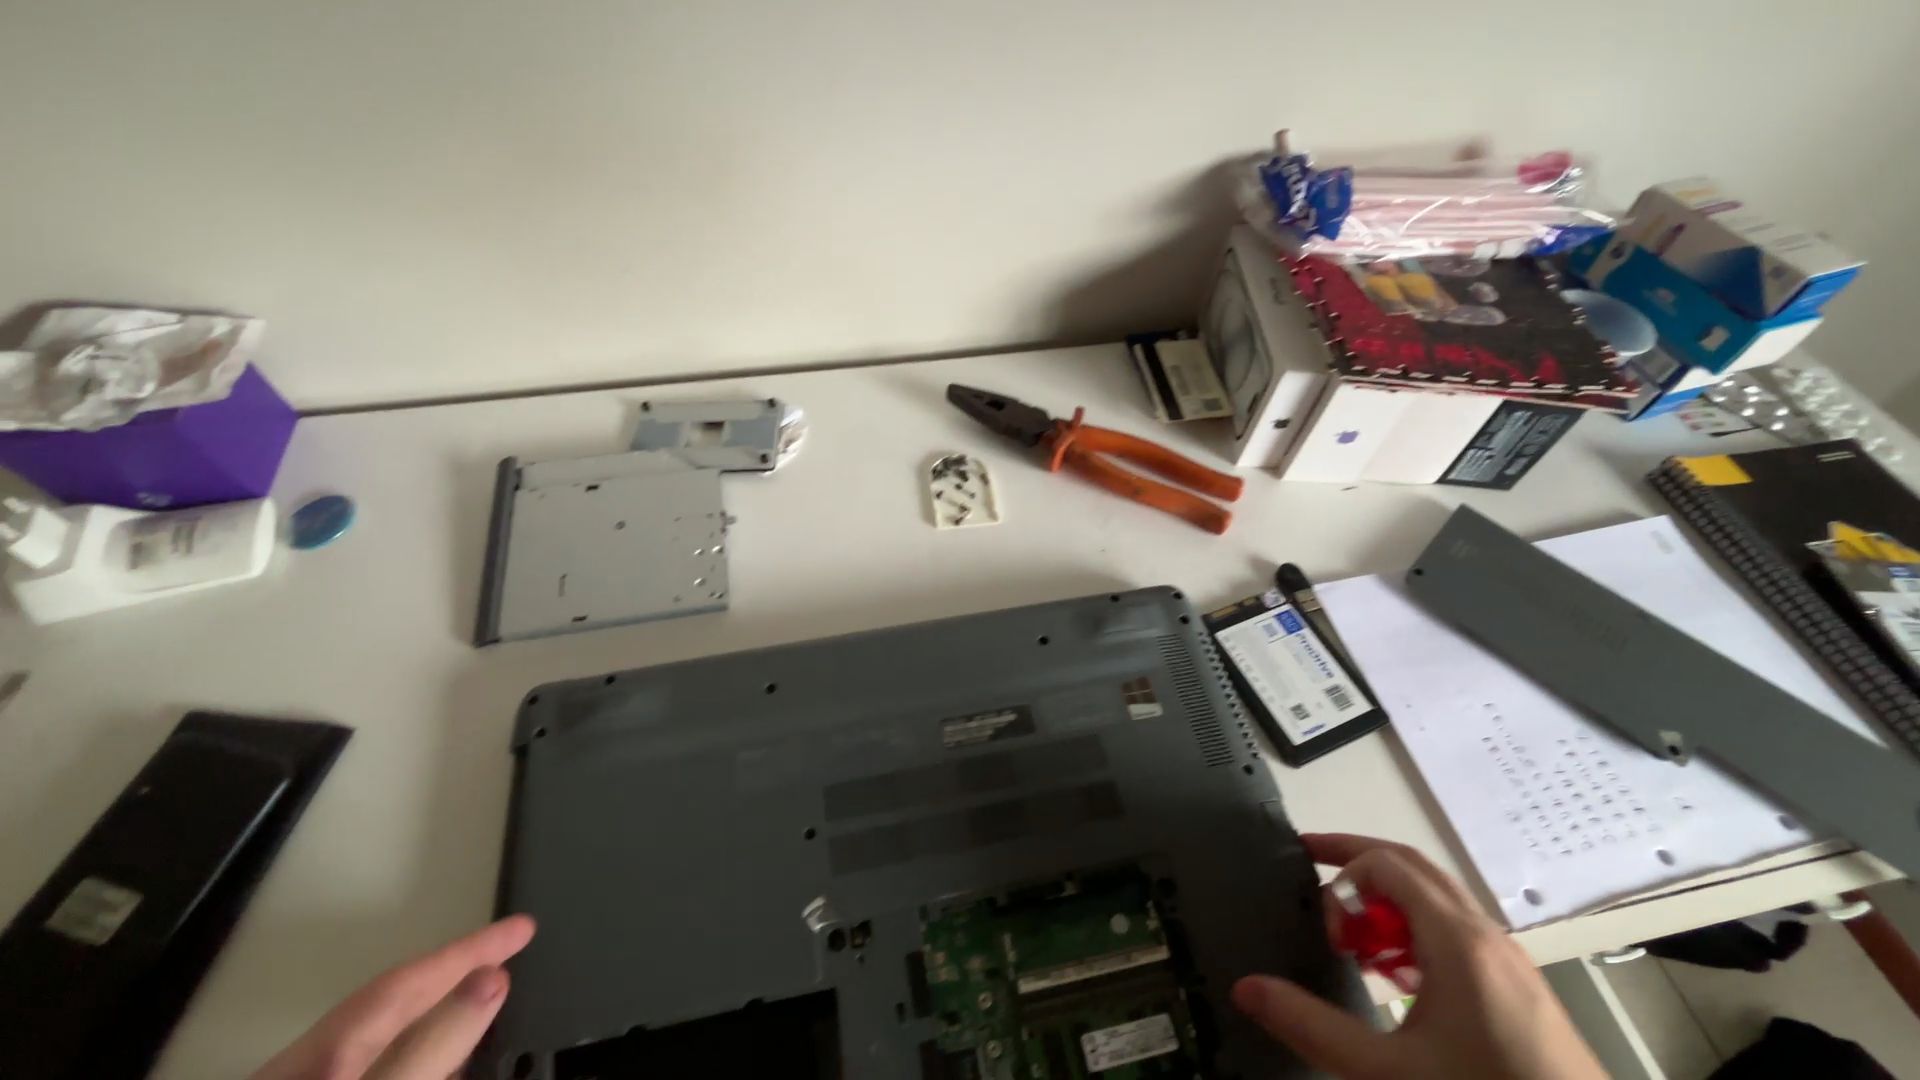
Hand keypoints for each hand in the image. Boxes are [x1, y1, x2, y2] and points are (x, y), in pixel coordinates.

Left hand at [250, 914, 535, 1079]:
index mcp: (324, 1056)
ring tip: (486, 996)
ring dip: (438, 1016)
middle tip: (512, 947)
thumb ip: (431, 1043)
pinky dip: (420, 1053)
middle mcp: (313, 1067)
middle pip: (390, 1008)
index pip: (406, 983)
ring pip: (383, 1041)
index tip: (524, 926)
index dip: (468, 949)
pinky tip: (440, 1064)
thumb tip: (492, 977)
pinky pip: (382, 1065)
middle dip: (455, 972)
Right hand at [1233, 834, 1604, 1079]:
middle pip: (1413, 865)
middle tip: (1310, 861)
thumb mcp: (1386, 1073)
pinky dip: (1415, 930)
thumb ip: (1312, 1026)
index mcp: (1457, 941)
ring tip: (1352, 938)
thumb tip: (1247, 988)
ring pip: (1437, 897)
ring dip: (1387, 899)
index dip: (1341, 877)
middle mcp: (1486, 936)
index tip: (1323, 928)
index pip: (1386, 863)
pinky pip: (1457, 931)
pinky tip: (1400, 982)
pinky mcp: (1520, 988)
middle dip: (1357, 859)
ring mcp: (1509, 960)